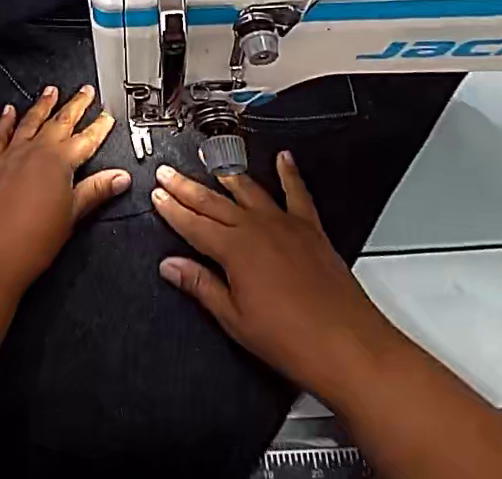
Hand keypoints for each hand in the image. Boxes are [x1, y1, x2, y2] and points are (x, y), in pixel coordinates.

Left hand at [0, 85, 128, 291]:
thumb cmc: (32, 240)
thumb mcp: (73, 214)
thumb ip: (97, 190)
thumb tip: (121, 177)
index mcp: (60, 161)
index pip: (87, 138)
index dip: (100, 126)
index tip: (108, 116)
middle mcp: (36, 152)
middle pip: (61, 121)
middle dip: (76, 105)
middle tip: (86, 92)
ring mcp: (13, 156)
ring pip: (32, 121)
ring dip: (44, 105)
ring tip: (52, 90)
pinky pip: (1, 136)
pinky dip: (6, 121)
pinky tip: (9, 111)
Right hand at [152, 152, 408, 400]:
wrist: (344, 343)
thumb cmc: (291, 338)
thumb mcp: (234, 319)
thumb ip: (201, 285)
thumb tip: (172, 266)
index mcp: (235, 250)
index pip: (194, 223)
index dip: (172, 209)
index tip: (158, 195)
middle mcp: (258, 228)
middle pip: (214, 201)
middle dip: (187, 187)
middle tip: (168, 173)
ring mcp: (285, 224)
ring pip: (249, 190)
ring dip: (227, 175)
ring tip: (211, 160)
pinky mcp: (310, 228)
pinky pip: (297, 192)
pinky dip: (289, 173)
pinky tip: (283, 159)